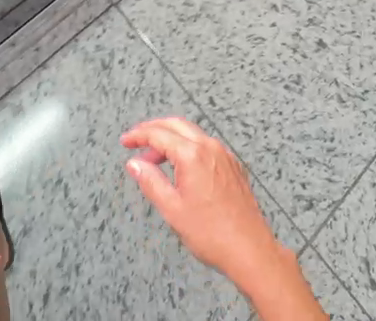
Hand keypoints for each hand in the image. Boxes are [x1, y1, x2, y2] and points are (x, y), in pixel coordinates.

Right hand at [120, 118, 284, 282]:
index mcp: (193, 155)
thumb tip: (135, 164)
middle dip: (153, 129)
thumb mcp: (172, 209)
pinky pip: (206, 146)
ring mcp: (224, 155)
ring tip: (154, 159)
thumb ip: (151, 181)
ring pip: (192, 134)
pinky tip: (180, 168)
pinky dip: (188, 148)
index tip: (126, 140)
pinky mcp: (232, 165)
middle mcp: (210, 148)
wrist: (249, 249)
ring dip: (171, 139)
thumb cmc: (213, 234)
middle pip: (176, 125)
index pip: (159, 134)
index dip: (138, 135)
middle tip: (136, 141)